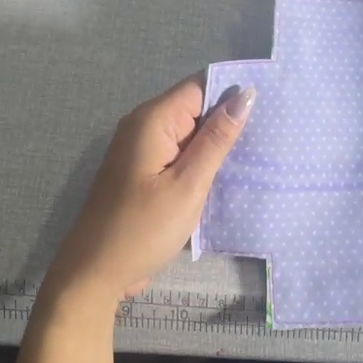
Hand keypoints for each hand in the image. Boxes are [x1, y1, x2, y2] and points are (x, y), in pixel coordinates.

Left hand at [43, 79, 252, 309]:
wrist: (92, 275)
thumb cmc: (142, 229)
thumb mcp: (188, 184)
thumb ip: (217, 138)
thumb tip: (245, 94)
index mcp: (153, 119)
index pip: (201, 86)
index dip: (232, 93)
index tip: (269, 105)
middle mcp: (143, 124)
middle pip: (195, 107)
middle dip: (227, 119)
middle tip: (270, 134)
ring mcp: (140, 148)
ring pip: (188, 132)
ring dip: (215, 143)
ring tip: (256, 154)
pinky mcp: (141, 169)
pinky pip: (177, 152)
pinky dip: (198, 160)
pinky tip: (225, 175)